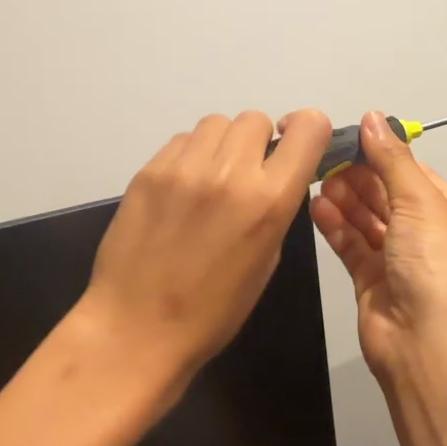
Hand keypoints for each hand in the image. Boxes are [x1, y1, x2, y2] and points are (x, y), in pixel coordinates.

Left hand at [80, 109, 333, 377]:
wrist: (138, 327)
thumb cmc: (213, 310)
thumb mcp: (265, 260)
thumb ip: (274, 208)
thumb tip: (270, 177)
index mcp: (270, 200)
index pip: (308, 128)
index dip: (307, 131)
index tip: (293, 149)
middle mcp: (230, 172)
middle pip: (256, 119)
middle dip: (258, 142)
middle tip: (244, 176)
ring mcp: (185, 167)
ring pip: (217, 124)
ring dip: (222, 145)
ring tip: (209, 182)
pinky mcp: (149, 170)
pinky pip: (182, 141)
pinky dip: (189, 157)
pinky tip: (179, 192)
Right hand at [309, 111, 446, 380]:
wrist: (429, 349)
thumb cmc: (436, 268)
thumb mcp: (421, 204)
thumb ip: (393, 160)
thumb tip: (373, 117)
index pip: (415, 174)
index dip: (383, 154)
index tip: (349, 136)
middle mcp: (428, 238)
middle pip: (388, 196)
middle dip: (359, 177)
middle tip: (325, 158)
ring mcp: (399, 262)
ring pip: (367, 221)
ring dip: (345, 199)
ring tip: (318, 180)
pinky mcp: (372, 284)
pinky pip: (352, 247)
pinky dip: (336, 227)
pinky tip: (317, 207)